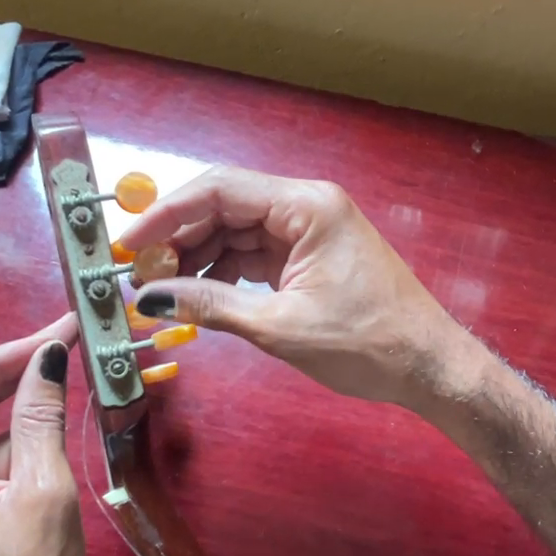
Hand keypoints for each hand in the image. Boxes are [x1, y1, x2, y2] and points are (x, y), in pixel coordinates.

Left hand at [0, 314, 82, 555]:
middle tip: (65, 344)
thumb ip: (41, 416)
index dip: (0, 353)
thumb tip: (51, 354)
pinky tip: (47, 420)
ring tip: (64, 373)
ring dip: (12, 406)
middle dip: (9, 374)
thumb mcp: (42, 493)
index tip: (53, 333)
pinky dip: (7, 442)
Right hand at [117, 166, 479, 407]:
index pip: (219, 190)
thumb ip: (210, 304)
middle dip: (178, 237)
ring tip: (159, 289)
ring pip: (236, 229)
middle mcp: (306, 205)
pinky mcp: (309, 254)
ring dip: (197, 256)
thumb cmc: (367, 343)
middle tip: (136, 273)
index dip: (166, 213)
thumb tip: (149, 296)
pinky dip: (223, 271)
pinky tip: (196, 293)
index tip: (126, 242)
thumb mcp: (280, 325)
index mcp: (306, 205)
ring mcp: (309, 229)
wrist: (428, 366)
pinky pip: (254, 251)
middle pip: (225, 206)